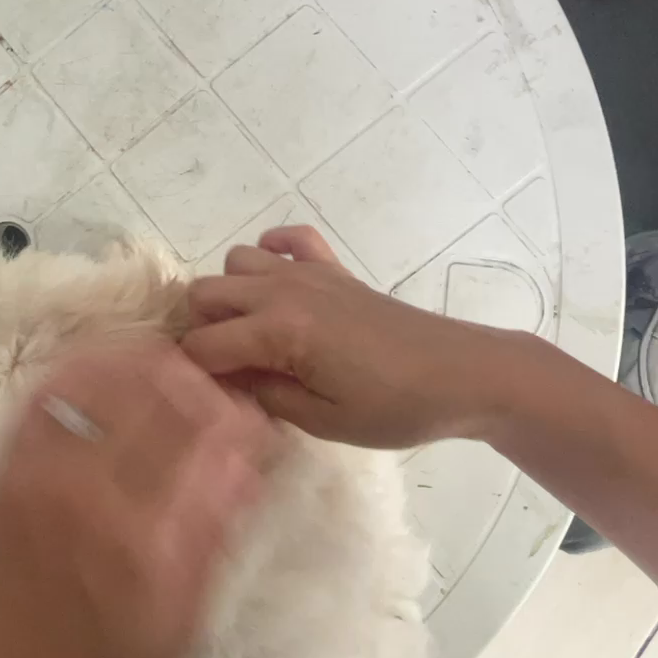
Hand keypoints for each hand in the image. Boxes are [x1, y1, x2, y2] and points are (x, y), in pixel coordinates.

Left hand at [0, 342, 272, 657]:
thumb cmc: (109, 649)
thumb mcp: (182, 608)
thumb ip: (216, 526)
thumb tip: (249, 454)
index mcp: (146, 537)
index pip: (205, 437)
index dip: (236, 412)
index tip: (248, 409)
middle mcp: (90, 492)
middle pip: (155, 394)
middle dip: (195, 377)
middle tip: (212, 382)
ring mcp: (42, 470)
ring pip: (102, 376)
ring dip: (144, 361)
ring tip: (169, 364)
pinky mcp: (10, 462)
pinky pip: (48, 389)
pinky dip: (84, 364)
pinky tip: (108, 360)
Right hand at [181, 225, 526, 448]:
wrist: (461, 374)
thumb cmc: (394, 407)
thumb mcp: (323, 420)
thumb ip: (263, 395)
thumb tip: (229, 379)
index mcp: (279, 331)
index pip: (204, 344)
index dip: (196, 373)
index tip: (210, 394)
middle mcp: (282, 290)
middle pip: (205, 292)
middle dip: (202, 328)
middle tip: (227, 364)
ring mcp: (306, 271)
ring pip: (235, 260)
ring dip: (231, 291)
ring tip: (252, 328)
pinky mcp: (330, 266)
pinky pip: (287, 237)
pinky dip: (274, 251)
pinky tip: (282, 282)